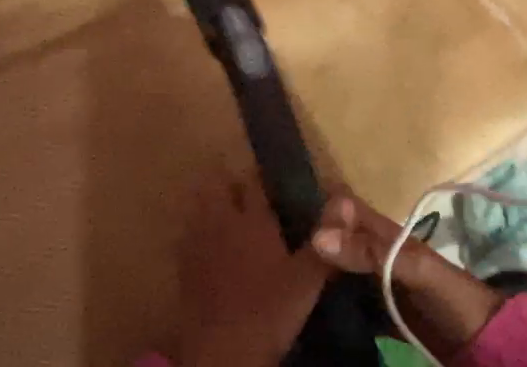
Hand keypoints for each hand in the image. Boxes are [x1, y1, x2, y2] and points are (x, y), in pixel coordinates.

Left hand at [171, 170, 329, 366]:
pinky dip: (196, 232)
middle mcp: (223, 220)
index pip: (253, 182)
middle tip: (245, 195)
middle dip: (229, 183)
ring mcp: (198, 240)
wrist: (221, 350)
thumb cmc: (268, 311)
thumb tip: (343, 213)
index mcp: (253, 219)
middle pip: (218, 185)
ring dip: (209, 203)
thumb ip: (322, 247)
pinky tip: (208, 245)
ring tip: (225, 215)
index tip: (270, 179)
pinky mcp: (183, 264)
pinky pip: (187, 234)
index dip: (260, 177)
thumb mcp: (306, 282)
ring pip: (198, 205)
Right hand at [309, 193, 503, 362]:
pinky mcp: (371, 312)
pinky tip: (308, 313)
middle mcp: (371, 252)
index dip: (320, 215)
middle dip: (311, 251)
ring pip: (334, 272)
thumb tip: (317, 236)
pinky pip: (341, 302)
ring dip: (314, 279)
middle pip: (332, 242)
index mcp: (382, 231)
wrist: (478, 342)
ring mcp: (370, 283)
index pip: (341, 208)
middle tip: (286, 271)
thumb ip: (371, 251)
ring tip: (290, 292)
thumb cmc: (449, 294)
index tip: (298, 238)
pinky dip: (326, 306)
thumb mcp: (415, 267)